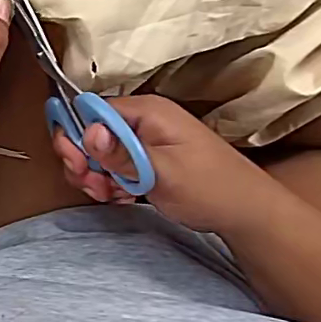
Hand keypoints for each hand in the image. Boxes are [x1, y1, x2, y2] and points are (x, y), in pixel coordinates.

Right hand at [51, 95, 288, 233]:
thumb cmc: (212, 188)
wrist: (244, 210)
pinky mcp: (148, 160)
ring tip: (110, 193)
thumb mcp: (162, 171)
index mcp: (148, 112)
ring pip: (101, 153)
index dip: (77, 136)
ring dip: (97, 176)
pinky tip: (121, 196)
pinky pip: (116, 166)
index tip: (76, 162)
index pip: (92, 111)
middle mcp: (144, 120)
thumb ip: (122, 152)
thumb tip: (89, 131)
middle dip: (85, 161)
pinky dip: (111, 183)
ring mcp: (146, 141)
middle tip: (92, 183)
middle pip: (92, 132)